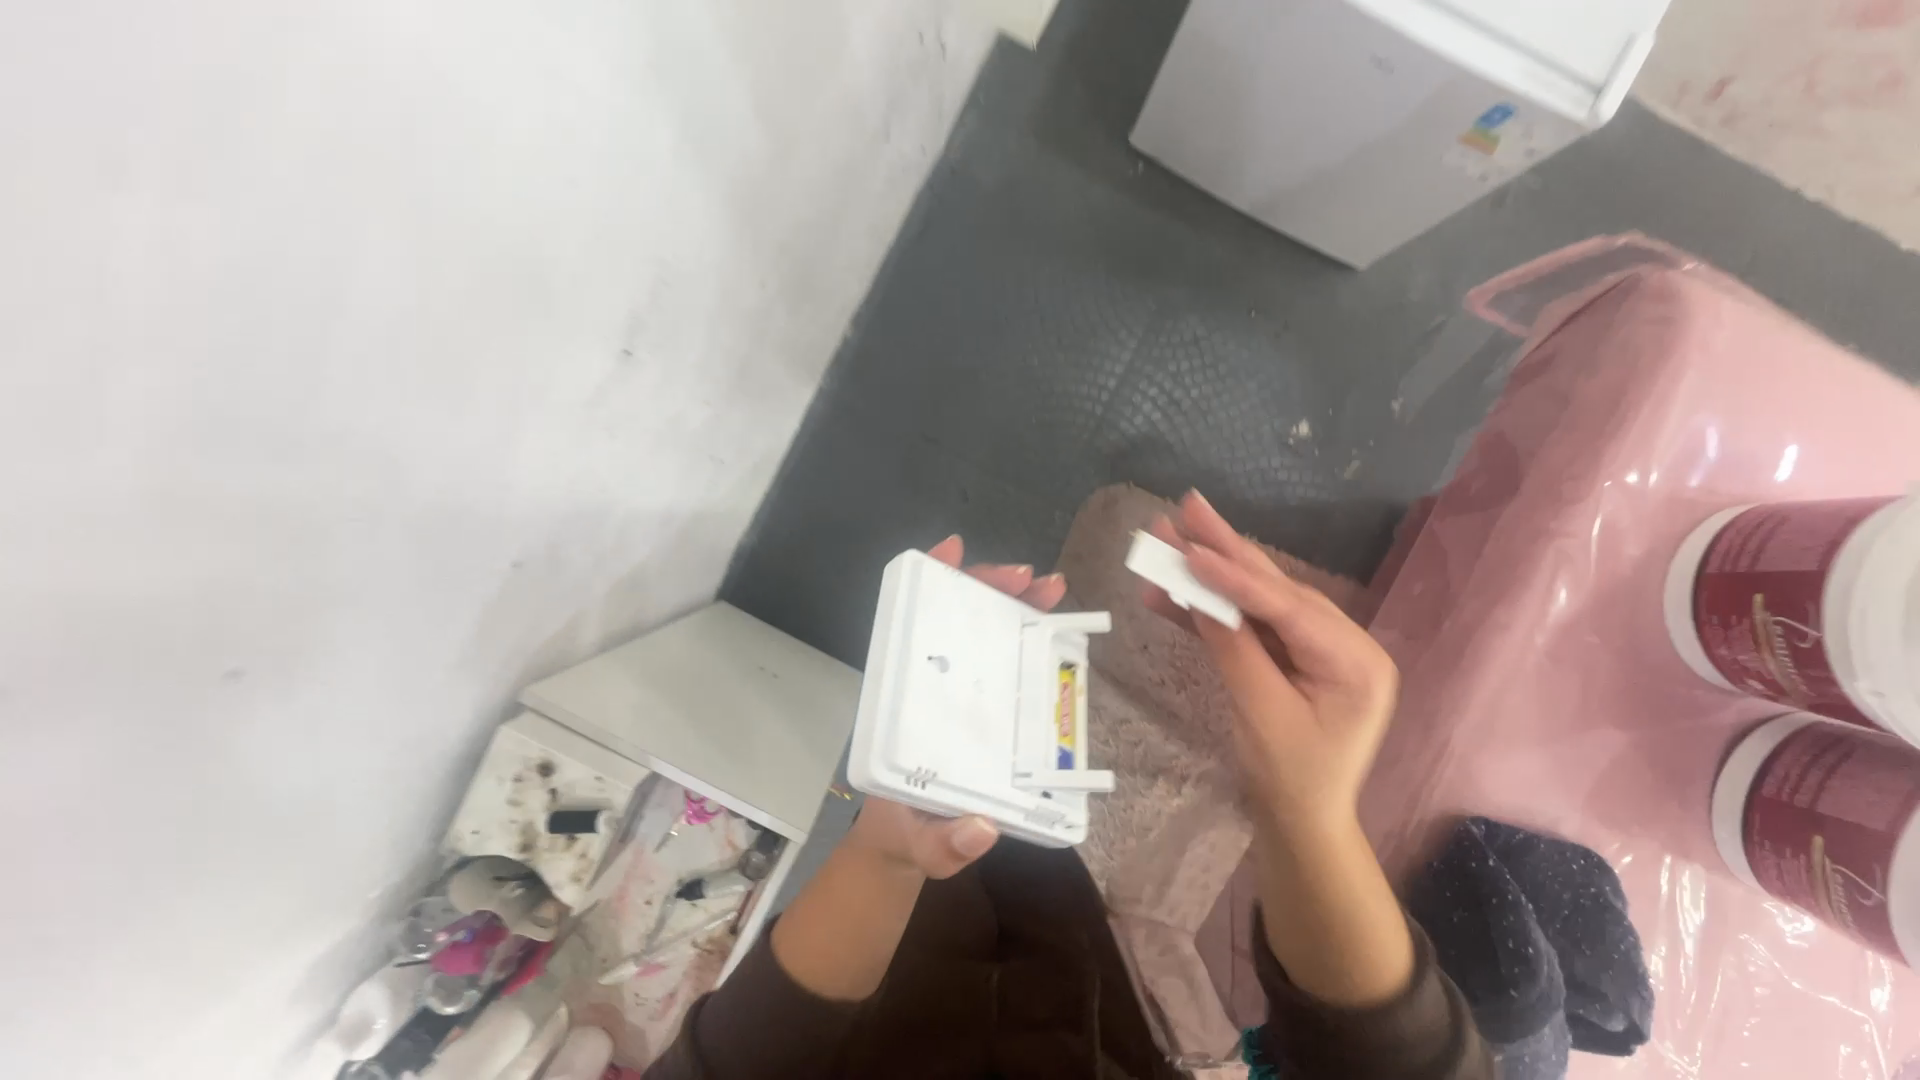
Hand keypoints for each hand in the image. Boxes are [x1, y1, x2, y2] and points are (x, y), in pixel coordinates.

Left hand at [842, 533, 1067, 878]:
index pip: (910, 630)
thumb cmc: (906, 833)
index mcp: (902, 704)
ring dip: (1013, 602)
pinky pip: (1003, 661)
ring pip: (981, 632)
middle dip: (987, 587)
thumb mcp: (919, 845)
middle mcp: (928, 685)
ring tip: (1049, 590)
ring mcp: (957, 691)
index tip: (952, 552)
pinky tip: (1051, 620)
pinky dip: (1025, 633)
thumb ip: (943, 843)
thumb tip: (983, 828)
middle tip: (1030, 581)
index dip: (930, 585)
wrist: (909, 841)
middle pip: (952, 620)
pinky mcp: (983, 706)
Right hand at [1143, 491, 1397, 832]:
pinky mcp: (1291, 655)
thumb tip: (1198, 596)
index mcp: (1354, 660)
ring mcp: (1316, 646)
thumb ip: (1234, 650)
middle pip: (1274, 588)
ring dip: (1210, 573)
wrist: (1301, 820)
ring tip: (1170, 538)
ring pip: (1256, 599)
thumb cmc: (1291, 776)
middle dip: (1225, 550)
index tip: (1190, 547)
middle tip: (1187, 507)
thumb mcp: (1262, 714)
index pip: (1287, 606)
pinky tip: (1172, 592)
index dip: (1234, 576)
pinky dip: (1210, 610)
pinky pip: (1249, 624)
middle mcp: (1342, 641)